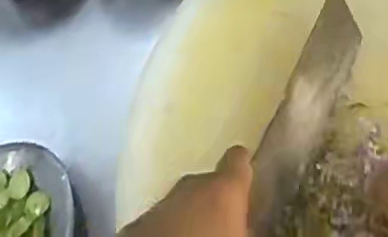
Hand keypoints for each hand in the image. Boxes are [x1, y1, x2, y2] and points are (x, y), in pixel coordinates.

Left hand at [120, 145, 250, 236]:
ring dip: (186, 218)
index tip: (245, 180)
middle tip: (220, 227)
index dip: (241, 169)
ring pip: (179, 203)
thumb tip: (252, 223)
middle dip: (211, 203)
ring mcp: (160, 203)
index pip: (238, 159)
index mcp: (224, 189)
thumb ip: (251, 226)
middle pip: (207, 184)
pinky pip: (156, 222)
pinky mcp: (134, 226)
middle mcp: (192, 185)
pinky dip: (163, 231)